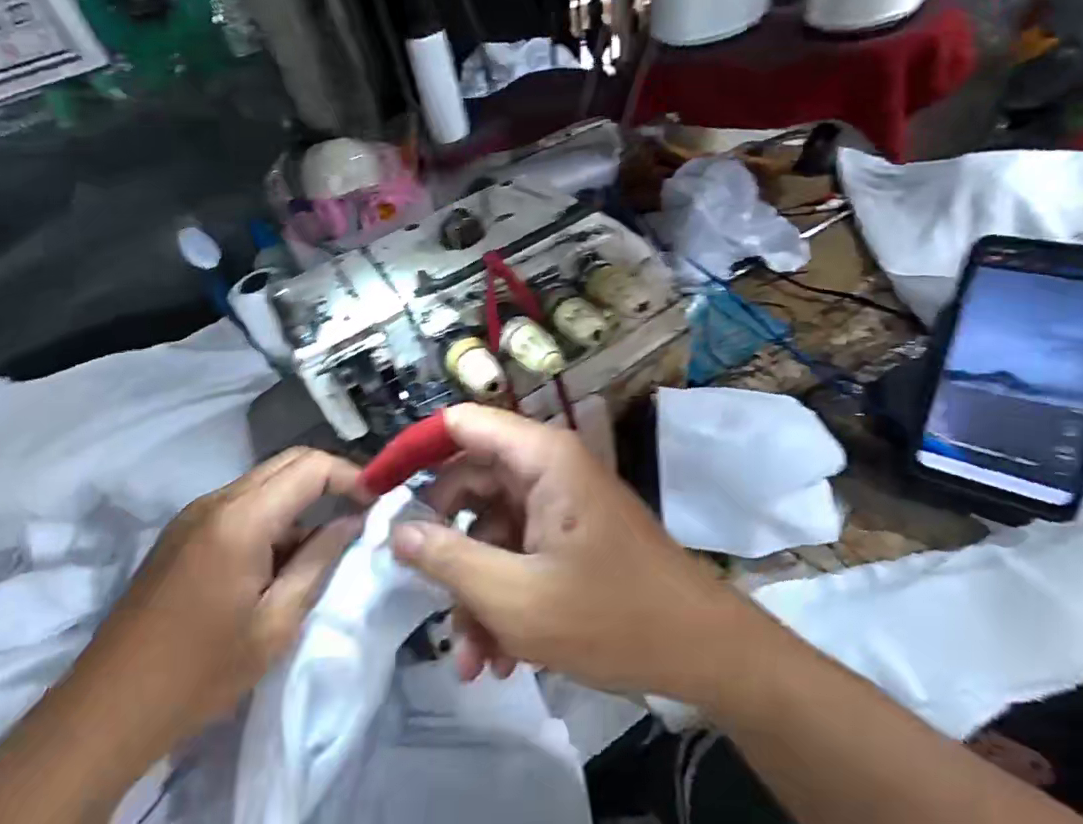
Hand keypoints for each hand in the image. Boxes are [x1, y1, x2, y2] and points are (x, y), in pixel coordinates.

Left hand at [82, 448, 367, 745]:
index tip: (380, 502)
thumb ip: (319, 561)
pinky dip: (272, 517)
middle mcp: (215, 501)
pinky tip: (280, 561)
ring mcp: (193, 514)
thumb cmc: (201, 672)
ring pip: (263, 483)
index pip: (310, 466)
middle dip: (330, 479)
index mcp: (240, 518)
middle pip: (286, 463)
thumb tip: (353, 522)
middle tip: (361, 514)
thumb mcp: (276, 623)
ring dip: (300, 501)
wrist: (108, 708)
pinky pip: (240, 505)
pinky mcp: (182, 533)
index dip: (352, 475)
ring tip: (324, 547)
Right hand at [389, 404, 762, 705]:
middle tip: (428, 598)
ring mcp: (561, 504)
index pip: (459, 425)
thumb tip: (396, 529)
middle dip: (447, 550)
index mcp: (540, 458)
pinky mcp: (570, 537)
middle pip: (470, 485)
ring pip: (491, 531)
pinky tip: (500, 658)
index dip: (413, 453)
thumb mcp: (515, 597)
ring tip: (473, 658)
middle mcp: (548, 469)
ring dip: (474, 591)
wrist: (705, 653)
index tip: (376, 494)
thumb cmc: (611, 615)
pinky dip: (502, 599)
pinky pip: (518, 554)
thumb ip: (447, 558)